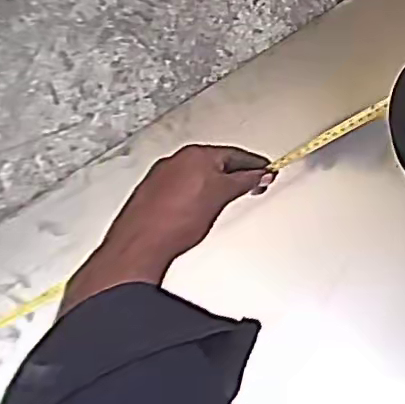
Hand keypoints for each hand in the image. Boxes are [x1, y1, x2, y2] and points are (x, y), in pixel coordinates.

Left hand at [62, 145, 273, 311]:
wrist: (137, 249)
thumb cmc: (174, 222)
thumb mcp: (223, 196)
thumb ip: (246, 181)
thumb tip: (260, 175)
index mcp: (195, 154)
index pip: (236, 154)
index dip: (256, 165)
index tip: (266, 172)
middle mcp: (175, 161)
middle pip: (216, 164)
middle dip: (235, 176)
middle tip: (251, 187)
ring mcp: (160, 178)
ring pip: (197, 177)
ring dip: (214, 187)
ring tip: (223, 203)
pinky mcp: (149, 195)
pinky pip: (181, 189)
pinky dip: (195, 197)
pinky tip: (198, 212)